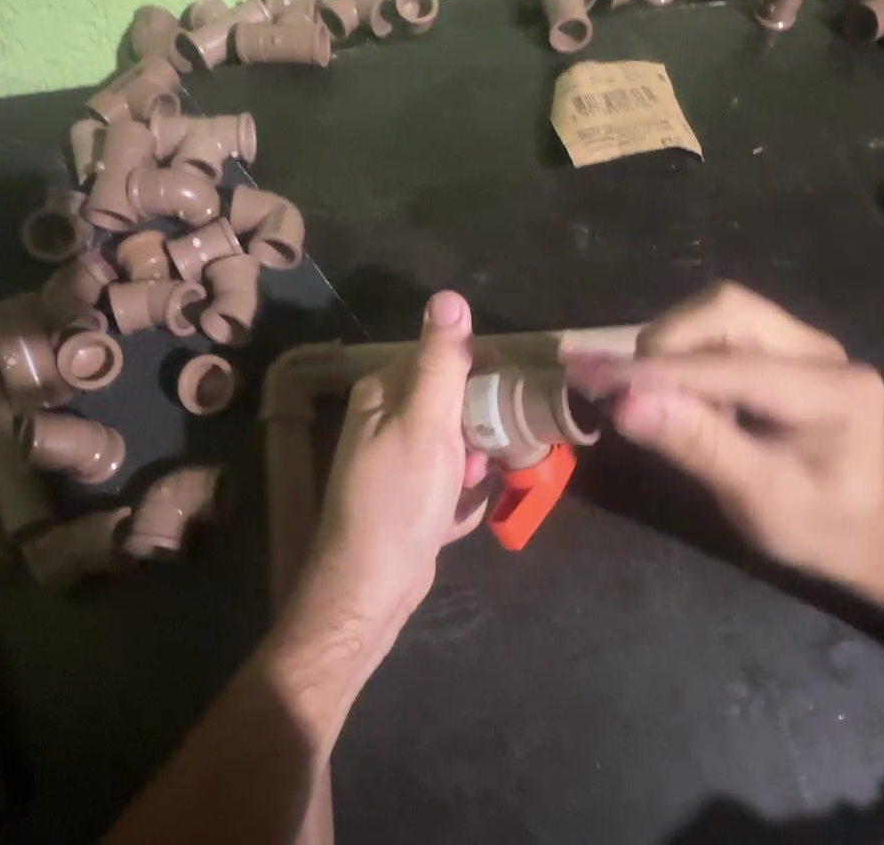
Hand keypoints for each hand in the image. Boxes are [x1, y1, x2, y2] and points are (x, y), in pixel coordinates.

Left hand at [303, 291, 490, 624]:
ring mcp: (397, 459)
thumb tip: (449, 296)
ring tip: (475, 486)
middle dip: (481, 428)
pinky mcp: (410, 494)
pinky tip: (461, 513)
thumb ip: (441, 363)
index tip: (511, 400)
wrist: (372, 586)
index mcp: (383, 392)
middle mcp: (386, 419)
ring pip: (458, 442)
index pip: (444, 359)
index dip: (482, 375)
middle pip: (454, 402)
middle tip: (488, 456)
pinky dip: (463, 495)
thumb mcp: (425, 425)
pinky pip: (451, 480)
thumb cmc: (399, 500)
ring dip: (475, 464)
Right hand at [593, 282, 883, 577]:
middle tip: (630, 391)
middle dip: (668, 345)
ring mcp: (802, 342)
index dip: (660, 373)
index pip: (731, 366)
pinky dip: (683, 351)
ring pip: (719, 311)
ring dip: (673, 345)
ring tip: (659, 397)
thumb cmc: (814, 525)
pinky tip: (680, 393)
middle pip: (727, 311)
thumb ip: (697, 446)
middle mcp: (821, 350)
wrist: (858, 529)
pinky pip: (719, 326)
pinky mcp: (782, 345)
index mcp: (835, 391)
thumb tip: (627, 404)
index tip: (593, 378)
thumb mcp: (757, 498)